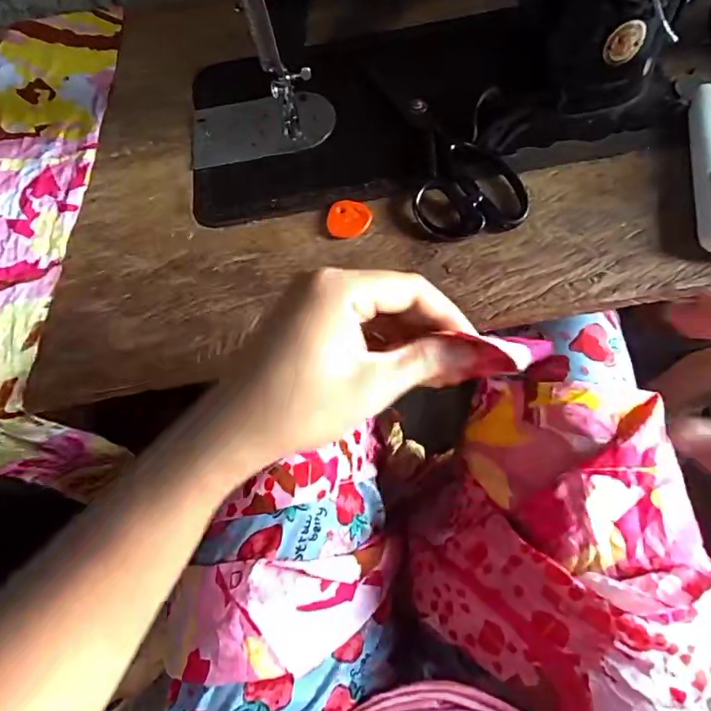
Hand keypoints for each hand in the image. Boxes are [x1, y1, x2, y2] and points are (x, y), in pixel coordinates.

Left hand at [185, 269, 486, 484]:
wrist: (233, 430)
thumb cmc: (304, 407)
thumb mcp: (373, 385)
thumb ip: (427, 361)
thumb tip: (474, 352)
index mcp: (339, 286)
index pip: (412, 289)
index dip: (451, 317)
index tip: (478, 347)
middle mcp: (322, 280)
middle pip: (392, 296)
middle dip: (429, 329)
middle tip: (461, 363)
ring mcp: (306, 297)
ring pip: (372, 310)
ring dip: (405, 337)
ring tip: (438, 370)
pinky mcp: (299, 317)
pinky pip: (350, 320)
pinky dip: (377, 342)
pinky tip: (400, 366)